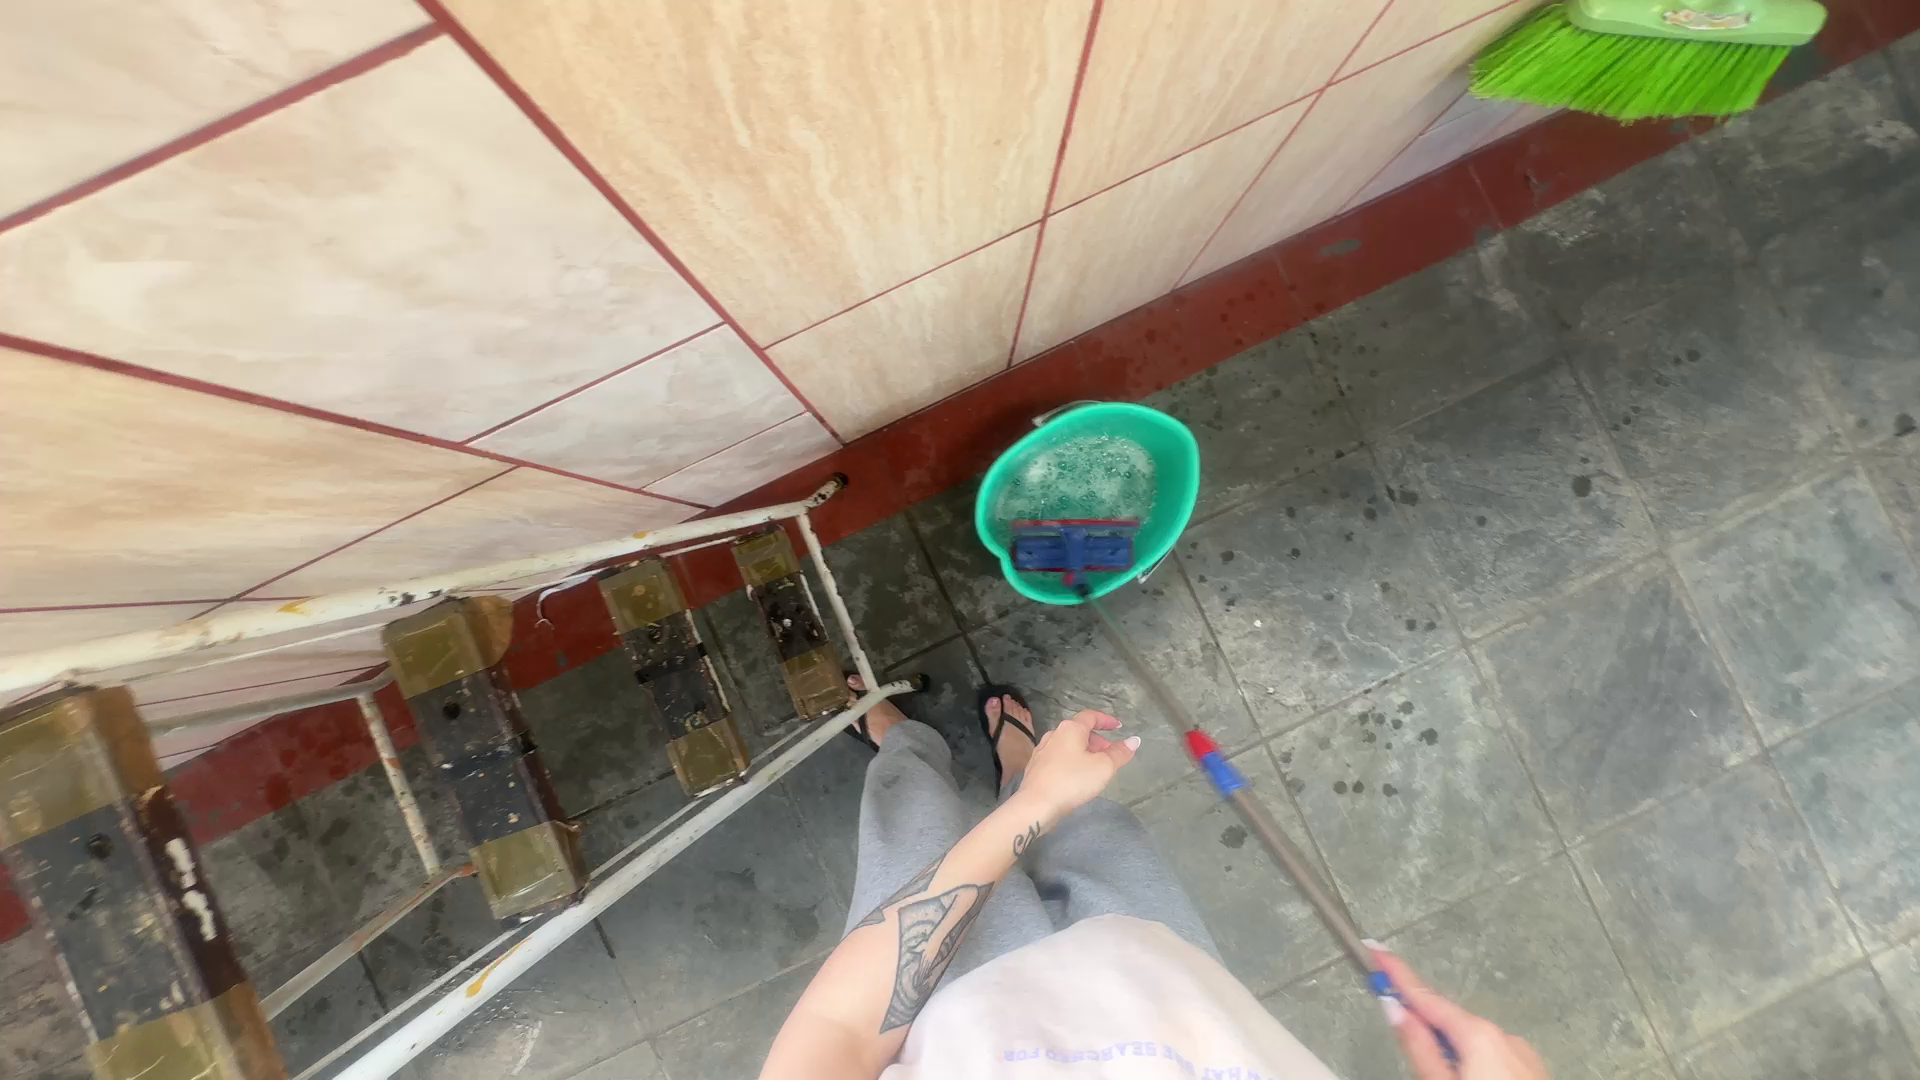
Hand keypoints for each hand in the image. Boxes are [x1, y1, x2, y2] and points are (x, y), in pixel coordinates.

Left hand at [1012, 710, 1137, 822]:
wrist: (1037, 804)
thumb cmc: (1073, 781)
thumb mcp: (1103, 767)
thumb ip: (1120, 753)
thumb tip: (1134, 740)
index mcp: (1070, 729)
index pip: (1090, 716)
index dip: (1106, 720)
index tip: (1118, 727)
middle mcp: (1054, 734)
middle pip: (1079, 730)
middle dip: (1097, 740)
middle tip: (1110, 754)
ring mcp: (1042, 749)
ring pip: (1069, 744)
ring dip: (1085, 751)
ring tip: (1096, 767)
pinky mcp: (1036, 766)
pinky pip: (1059, 756)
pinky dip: (1072, 760)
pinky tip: (1076, 777)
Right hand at [1371, 947, 1549, 1079]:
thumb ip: (1417, 1046)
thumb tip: (1392, 1006)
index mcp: (1478, 1034)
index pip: (1424, 994)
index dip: (1395, 971)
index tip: (1372, 948)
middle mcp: (1504, 1036)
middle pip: (1448, 1020)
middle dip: (1425, 1027)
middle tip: (1408, 1048)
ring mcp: (1524, 1056)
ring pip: (1471, 1042)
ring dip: (1451, 1051)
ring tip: (1444, 1078)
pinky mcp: (1535, 1074)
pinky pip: (1493, 1058)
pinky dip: (1474, 1064)